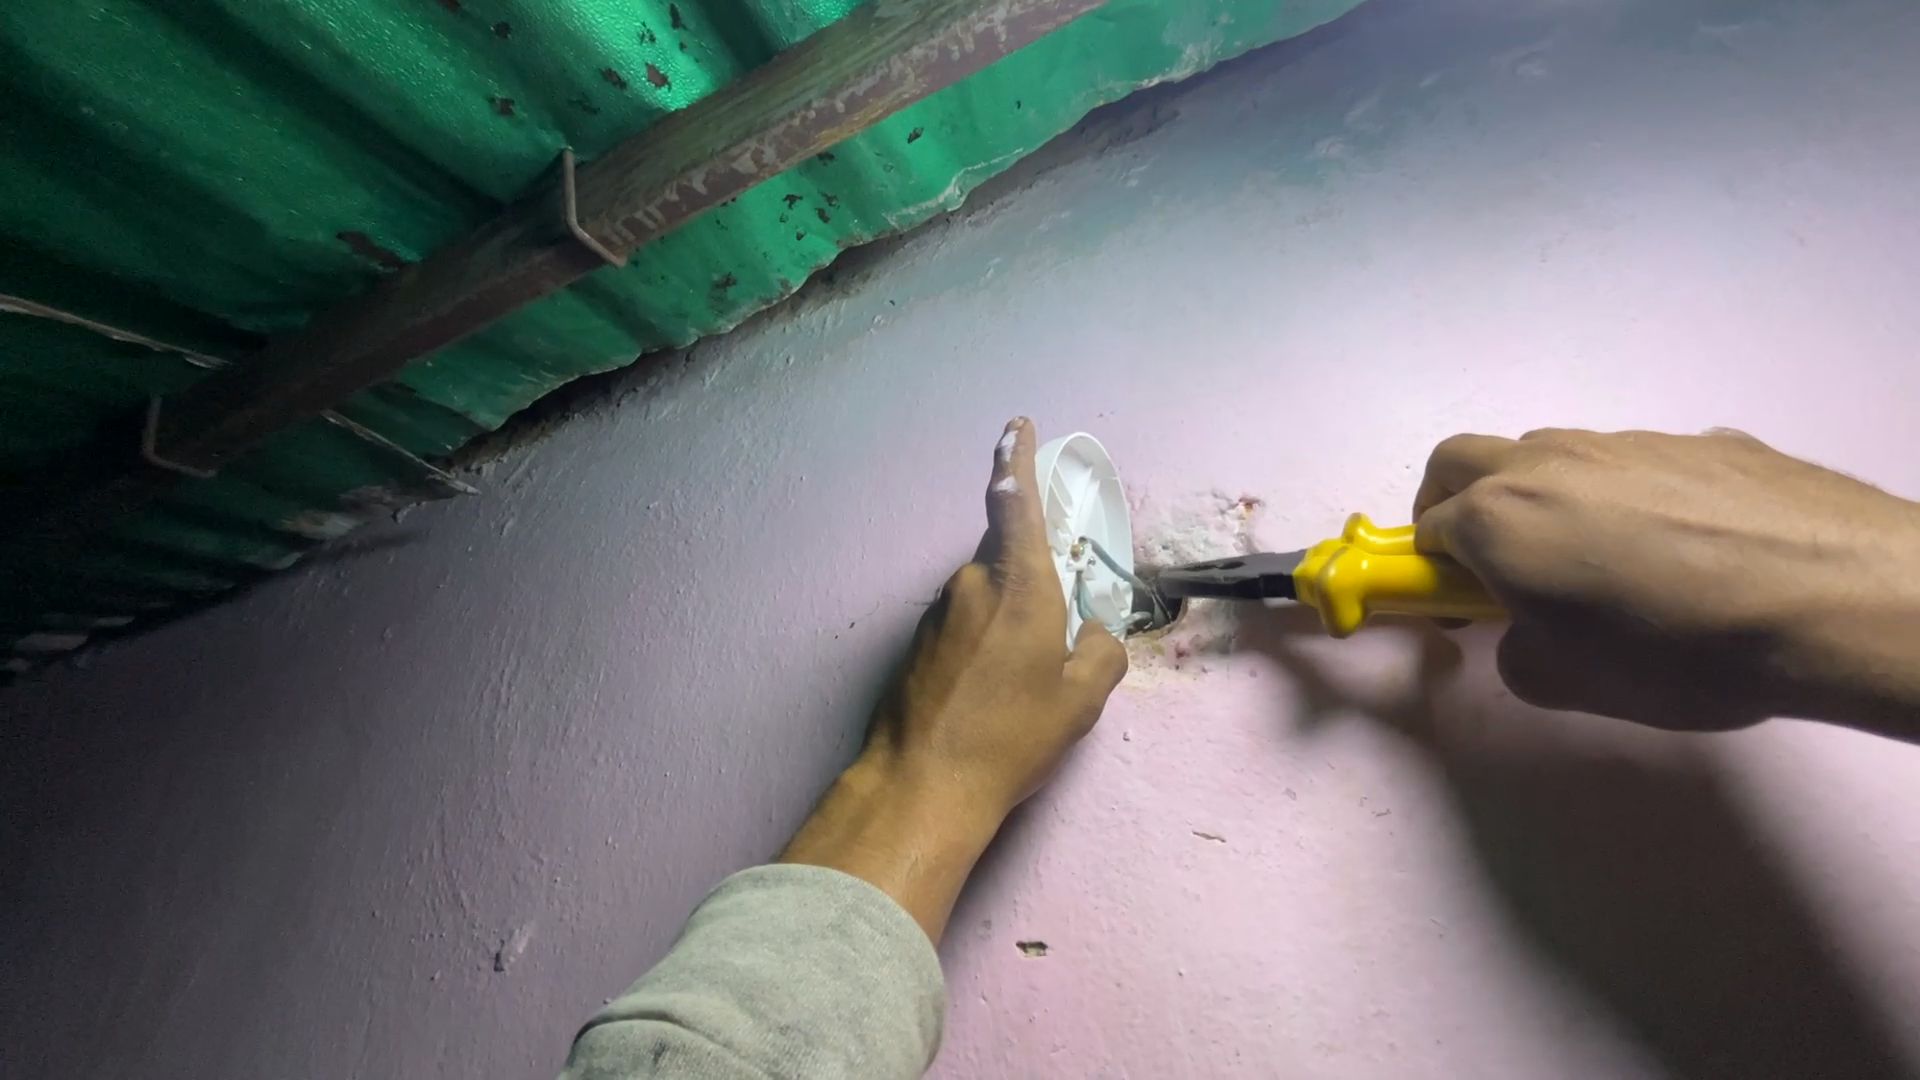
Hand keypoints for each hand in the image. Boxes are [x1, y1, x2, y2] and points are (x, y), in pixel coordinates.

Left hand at [782, 418, 1127, 939]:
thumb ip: (1099, 650)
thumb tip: (1090, 631)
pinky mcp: (916, 640)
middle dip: (1031, 582)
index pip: (1015, 503)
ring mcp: (936, 612)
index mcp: (1016, 585)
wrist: (924, 781)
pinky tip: (987, 690)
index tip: (1017, 425)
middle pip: (1006, 559)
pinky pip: (961, 621)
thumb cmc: (1012, 734)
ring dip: (1006, 618)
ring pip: (983, 594)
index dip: (1017, 459)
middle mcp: (970, 585)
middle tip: (1049, 637)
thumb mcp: (1081, 698)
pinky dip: (981, 640)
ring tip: (1018, 679)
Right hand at [1413, 428, 1919, 733]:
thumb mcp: (1560, 679)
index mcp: (1494, 517)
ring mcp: (1625, 445)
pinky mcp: (1705, 440)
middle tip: (1484, 553)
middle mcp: (1544, 465)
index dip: (1429, 571)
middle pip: (1457, 460)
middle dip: (1447, 501)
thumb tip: (1529, 627)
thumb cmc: (1678, 649)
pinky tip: (1686, 546)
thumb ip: (1511, 648)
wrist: (1854, 604)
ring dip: (1537, 495)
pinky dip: (1625, 494)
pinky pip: (1634, 464)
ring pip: (1546, 455)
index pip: (1424, 529)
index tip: (1459, 604)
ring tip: (1600, 555)